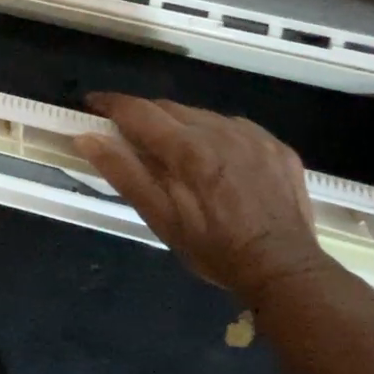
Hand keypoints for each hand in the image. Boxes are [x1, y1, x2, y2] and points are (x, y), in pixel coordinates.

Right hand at [74, 94, 336, 305]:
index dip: (109, 103)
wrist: (286, 271)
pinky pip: (233, 127)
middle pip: (168, 107)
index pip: (137, 110)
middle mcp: (220, 131)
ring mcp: (253, 137)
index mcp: (187, 149)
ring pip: (200, 115)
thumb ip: (122, 171)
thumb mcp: (158, 215)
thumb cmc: (213, 247)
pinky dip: (213, 134)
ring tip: (174, 152)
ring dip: (179, 125)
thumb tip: (87, 137)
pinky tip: (214, 159)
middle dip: (143, 116)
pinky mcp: (277, 147)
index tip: (91, 104)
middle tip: (129, 138)